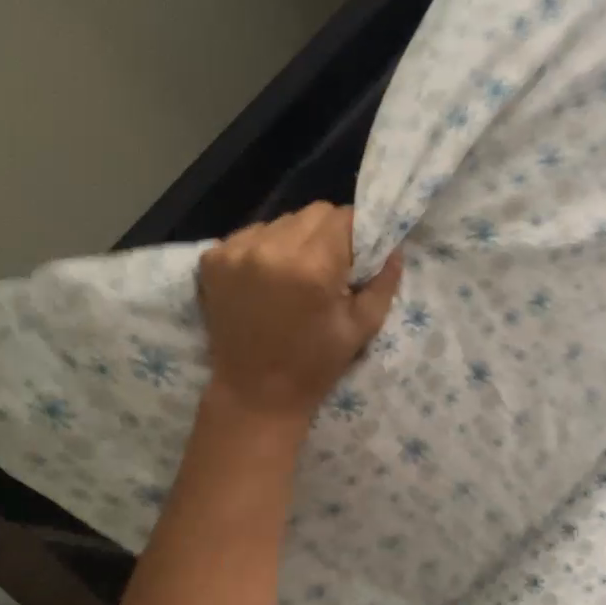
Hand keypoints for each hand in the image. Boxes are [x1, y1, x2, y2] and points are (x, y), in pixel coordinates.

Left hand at [196, 202, 402, 422]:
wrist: (255, 391)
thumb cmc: (316, 365)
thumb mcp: (362, 327)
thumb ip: (383, 282)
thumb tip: (393, 249)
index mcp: (312, 268)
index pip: (343, 217)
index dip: (359, 231)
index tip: (362, 253)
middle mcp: (270, 249)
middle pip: (313, 213)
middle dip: (330, 233)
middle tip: (334, 266)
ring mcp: (235, 250)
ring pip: (282, 221)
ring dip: (297, 239)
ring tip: (298, 275)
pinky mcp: (212, 257)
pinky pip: (252, 235)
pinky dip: (267, 249)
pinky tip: (270, 279)